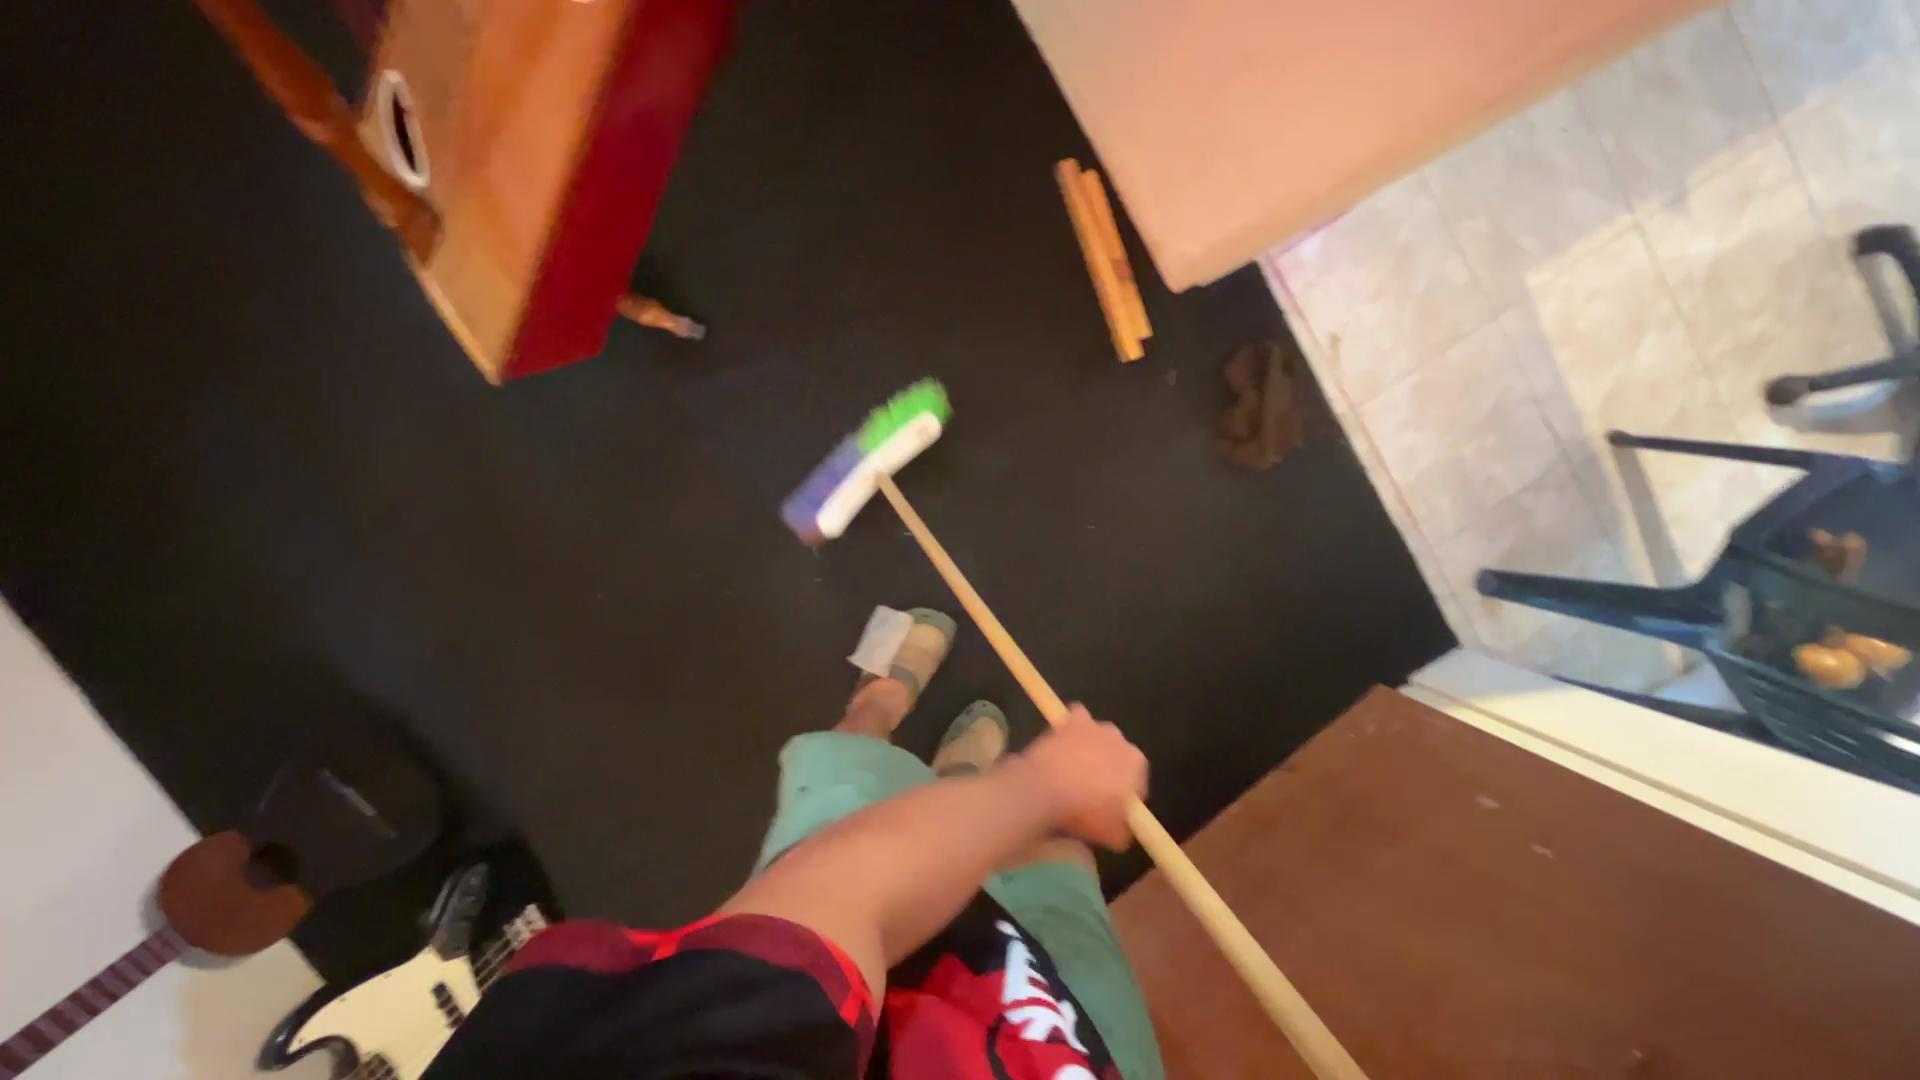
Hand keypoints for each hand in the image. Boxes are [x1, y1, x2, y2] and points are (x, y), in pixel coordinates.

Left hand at [1012, 704, 1147, 849]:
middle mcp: (1120, 739)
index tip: (1110, 811)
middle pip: (1117, 756)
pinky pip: (1075, 720)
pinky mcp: (1069, 720)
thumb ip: (1124, 831)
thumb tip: (1120, 830)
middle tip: (1090, 792)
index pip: (1137, 783)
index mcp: (1137, 764)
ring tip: (1073, 769)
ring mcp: (1094, 726)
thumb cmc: (1085, 811)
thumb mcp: (1114, 836)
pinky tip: (1062, 743)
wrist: (1045, 788)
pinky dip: (1071, 729)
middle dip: (1108, 770)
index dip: (1124, 798)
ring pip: (1097, 736)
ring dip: (1090, 748)